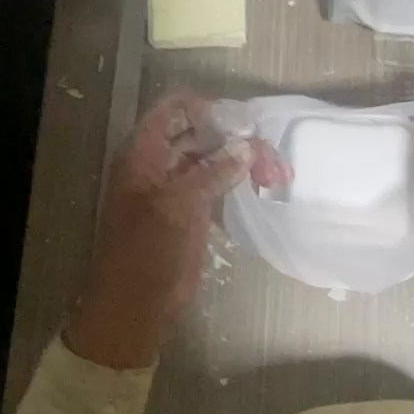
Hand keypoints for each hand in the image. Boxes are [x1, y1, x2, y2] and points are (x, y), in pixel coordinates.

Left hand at [66, 90, 250, 369]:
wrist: (136, 304)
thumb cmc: (146, 251)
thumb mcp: (176, 206)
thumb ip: (212, 172)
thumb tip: (248, 148)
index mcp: (144, 153)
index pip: (175, 109)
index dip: (209, 110)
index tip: (243, 126)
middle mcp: (160, 163)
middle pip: (202, 133)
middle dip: (236, 138)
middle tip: (271, 156)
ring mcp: (178, 187)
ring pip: (215, 158)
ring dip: (244, 160)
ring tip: (276, 174)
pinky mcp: (193, 210)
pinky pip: (219, 182)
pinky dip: (240, 180)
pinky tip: (265, 186)